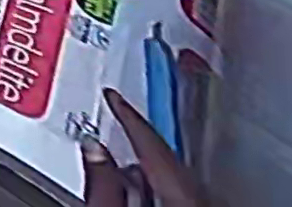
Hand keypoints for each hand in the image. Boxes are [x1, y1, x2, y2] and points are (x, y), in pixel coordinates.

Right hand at [83, 88, 208, 206]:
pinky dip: (172, 200)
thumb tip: (92, 147)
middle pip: (176, 174)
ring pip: (191, 194)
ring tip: (129, 182)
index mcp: (184, 203)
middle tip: (115, 143)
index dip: (129, 117)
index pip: (154, 149)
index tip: (114, 97)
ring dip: (158, 182)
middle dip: (143, 158)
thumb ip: (101, 184)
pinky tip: (150, 203)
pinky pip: (198, 206)